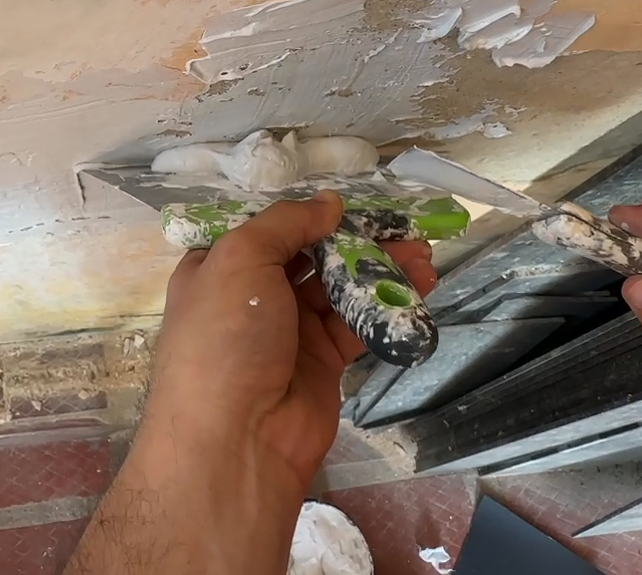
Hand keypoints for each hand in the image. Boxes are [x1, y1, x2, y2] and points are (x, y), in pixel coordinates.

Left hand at [65, 192, 436, 574]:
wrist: (235, 442)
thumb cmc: (226, 334)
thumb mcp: (240, 258)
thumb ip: (286, 223)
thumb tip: (329, 202)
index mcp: (219, 264)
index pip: (265, 227)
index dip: (305, 211)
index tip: (348, 199)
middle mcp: (252, 293)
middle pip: (309, 253)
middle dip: (353, 236)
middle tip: (400, 224)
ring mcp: (288, 328)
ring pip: (339, 285)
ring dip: (379, 266)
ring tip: (422, 252)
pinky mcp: (322, 360)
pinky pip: (358, 322)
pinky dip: (387, 304)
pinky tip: (420, 286)